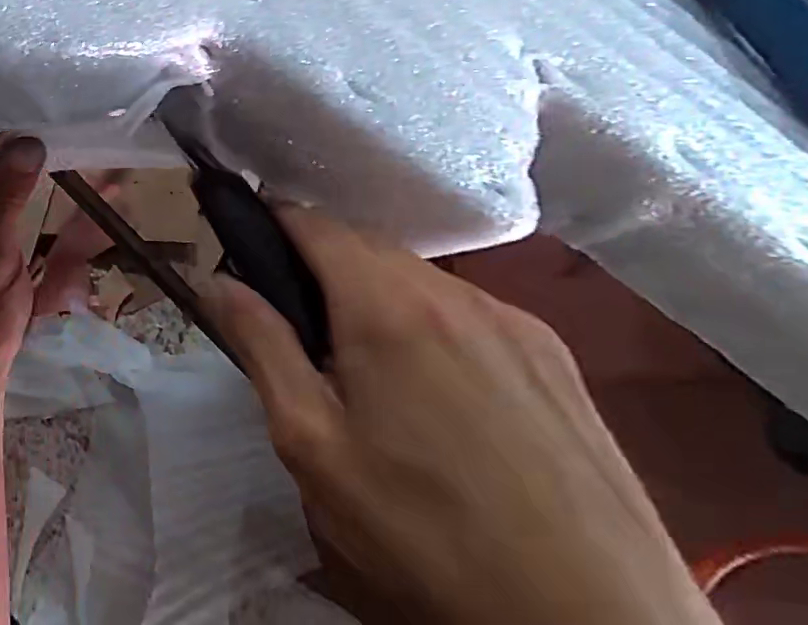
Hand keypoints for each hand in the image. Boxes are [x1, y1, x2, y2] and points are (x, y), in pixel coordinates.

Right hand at [201, 206, 718, 624]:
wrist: (592, 619)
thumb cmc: (425, 531)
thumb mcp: (314, 445)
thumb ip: (261, 346)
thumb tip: (215, 280)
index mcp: (386, 305)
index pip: (314, 222)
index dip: (273, 222)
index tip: (247, 246)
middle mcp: (452, 291)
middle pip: (365, 244)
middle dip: (321, 264)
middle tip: (300, 325)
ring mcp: (511, 317)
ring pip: (418, 275)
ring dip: (376, 292)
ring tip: (365, 363)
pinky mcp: (553, 351)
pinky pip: (468, 308)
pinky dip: (430, 319)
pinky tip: (438, 387)